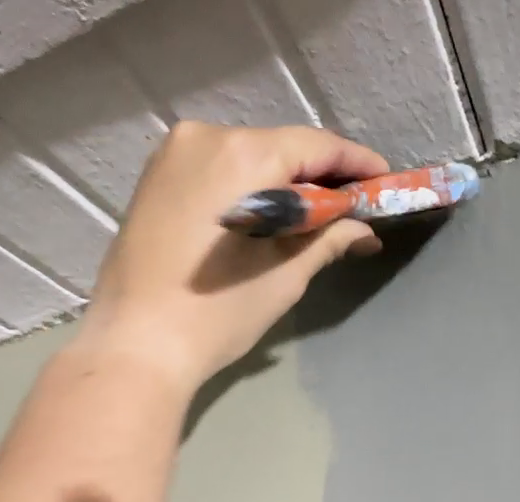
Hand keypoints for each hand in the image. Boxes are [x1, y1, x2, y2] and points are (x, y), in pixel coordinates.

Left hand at [73, 122, 388, 389]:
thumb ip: (327, 239)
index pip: (316, 147)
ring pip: (247, 159)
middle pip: (280, 149)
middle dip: (319, 178)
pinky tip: (264, 219)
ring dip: (282, 185)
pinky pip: (216, 172)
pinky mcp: (154, 179)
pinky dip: (246, 190)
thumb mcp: (282, 277)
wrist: (134, 346)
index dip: (356, 165)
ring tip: (311, 219)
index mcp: (242, 154)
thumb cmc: (215, 314)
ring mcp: (172, 155)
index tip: (385, 182)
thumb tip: (364, 230)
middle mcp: (205, 137)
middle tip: (351, 209)